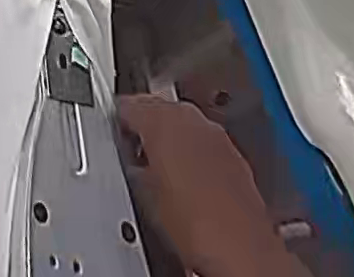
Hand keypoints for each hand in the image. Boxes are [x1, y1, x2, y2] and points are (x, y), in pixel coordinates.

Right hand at [117, 95, 309, 276]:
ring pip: (181, 121)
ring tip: (160, 165)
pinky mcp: (231, 151)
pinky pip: (202, 139)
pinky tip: (188, 176)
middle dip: (143, 124)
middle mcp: (189, 117)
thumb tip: (133, 165)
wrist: (241, 248)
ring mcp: (213, 133)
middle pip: (156, 107)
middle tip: (132, 146)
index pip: (127, 104)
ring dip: (168, 135)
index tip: (113, 129)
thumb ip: (133, 165)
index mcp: (160, 119)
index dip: (116, 118)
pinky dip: (192, 149)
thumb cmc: (196, 224)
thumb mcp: (144, 194)